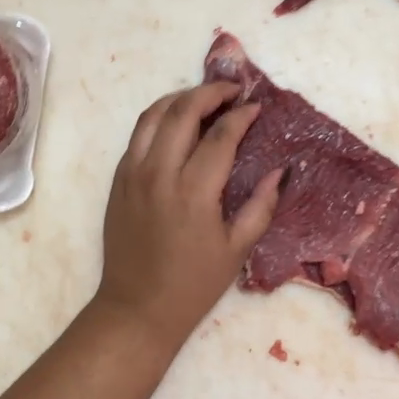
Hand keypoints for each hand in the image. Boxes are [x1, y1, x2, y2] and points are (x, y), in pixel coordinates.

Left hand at [95, 83, 283, 348]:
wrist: (136, 307)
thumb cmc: (193, 284)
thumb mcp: (237, 250)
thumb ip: (260, 206)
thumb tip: (280, 171)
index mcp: (193, 192)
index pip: (220, 135)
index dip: (241, 115)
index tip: (256, 107)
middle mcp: (159, 173)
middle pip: (182, 112)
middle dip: (210, 93)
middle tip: (232, 91)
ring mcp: (132, 173)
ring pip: (153, 115)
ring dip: (180, 98)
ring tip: (204, 98)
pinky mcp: (118, 179)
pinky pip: (138, 134)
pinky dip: (158, 118)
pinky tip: (176, 122)